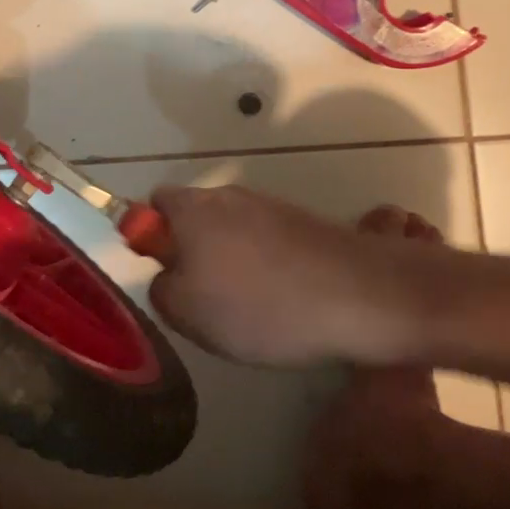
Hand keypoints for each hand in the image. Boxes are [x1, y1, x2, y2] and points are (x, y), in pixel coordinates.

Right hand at [146, 186, 434, 365]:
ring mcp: (268, 206)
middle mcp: (225, 196)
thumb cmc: (261, 305)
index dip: (150, 238)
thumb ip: (161, 289)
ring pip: (231, 232)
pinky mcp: (302, 223)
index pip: (151, 205)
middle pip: (193, 218)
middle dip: (193, 254)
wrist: (359, 295)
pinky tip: (284, 304)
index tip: (168, 276)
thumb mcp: (188, 313)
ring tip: (250, 311)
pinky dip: (267, 268)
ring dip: (232, 263)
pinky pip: (267, 243)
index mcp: (190, 209)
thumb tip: (168, 276)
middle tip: (203, 301)